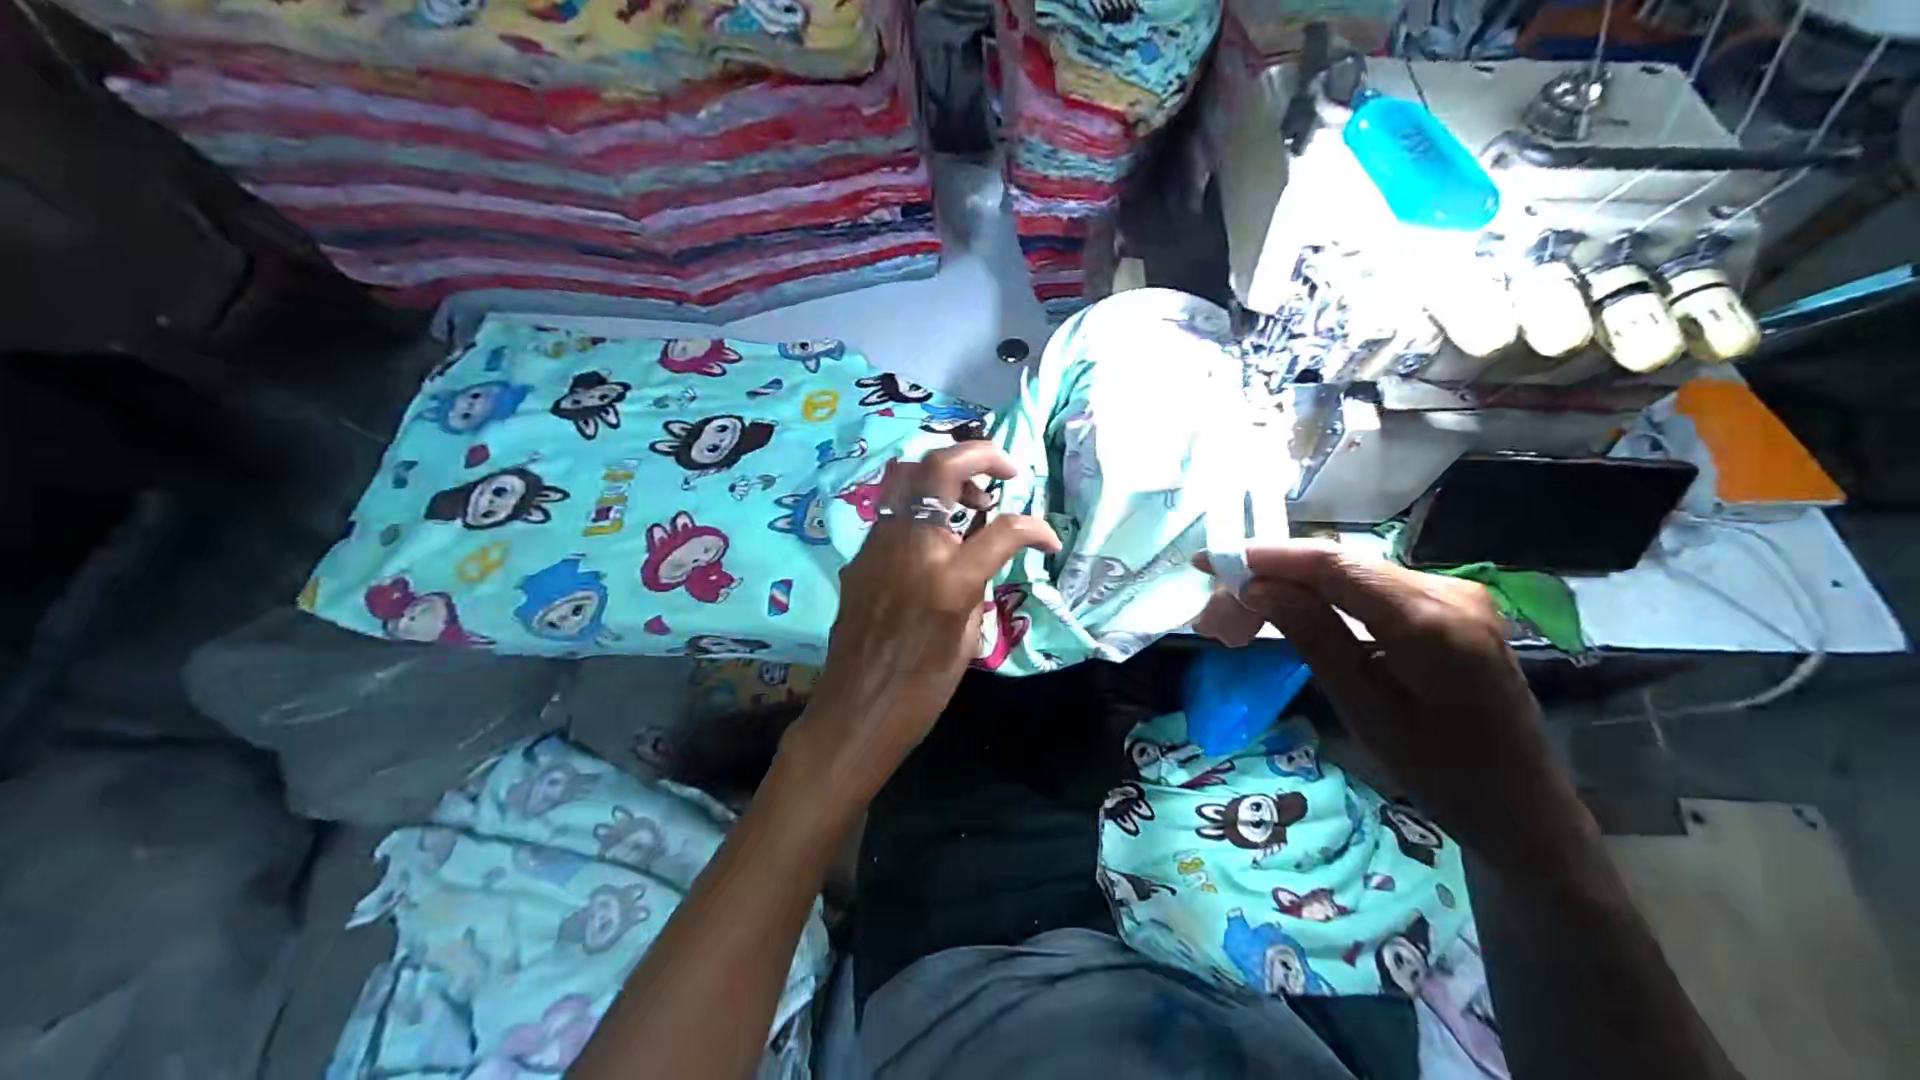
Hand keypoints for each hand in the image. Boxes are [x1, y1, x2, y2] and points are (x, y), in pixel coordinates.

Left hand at [785, 442, 1060, 801]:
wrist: (857, 712)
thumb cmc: (921, 689)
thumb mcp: (967, 637)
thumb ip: (976, 582)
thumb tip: (980, 553)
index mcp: (947, 578)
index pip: (1004, 529)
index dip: (1035, 529)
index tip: (1047, 539)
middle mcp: (909, 547)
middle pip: (939, 467)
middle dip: (979, 454)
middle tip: (1004, 473)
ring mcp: (877, 546)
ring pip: (904, 476)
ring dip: (944, 475)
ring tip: (969, 501)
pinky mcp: (859, 557)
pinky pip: (890, 511)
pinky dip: (919, 506)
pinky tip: (933, 536)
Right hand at [1200, 541, 1588, 867]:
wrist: (1525, 808)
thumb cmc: (1443, 773)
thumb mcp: (1365, 708)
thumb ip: (1314, 636)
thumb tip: (1257, 587)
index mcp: (1431, 620)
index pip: (1333, 565)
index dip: (1266, 556)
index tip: (1211, 560)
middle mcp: (1449, 590)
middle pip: (1341, 564)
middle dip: (1273, 574)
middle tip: (1219, 600)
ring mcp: (1456, 595)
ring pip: (1354, 574)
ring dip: (1296, 585)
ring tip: (1244, 608)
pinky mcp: (1451, 607)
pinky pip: (1374, 589)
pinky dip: (1327, 596)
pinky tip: (1294, 610)